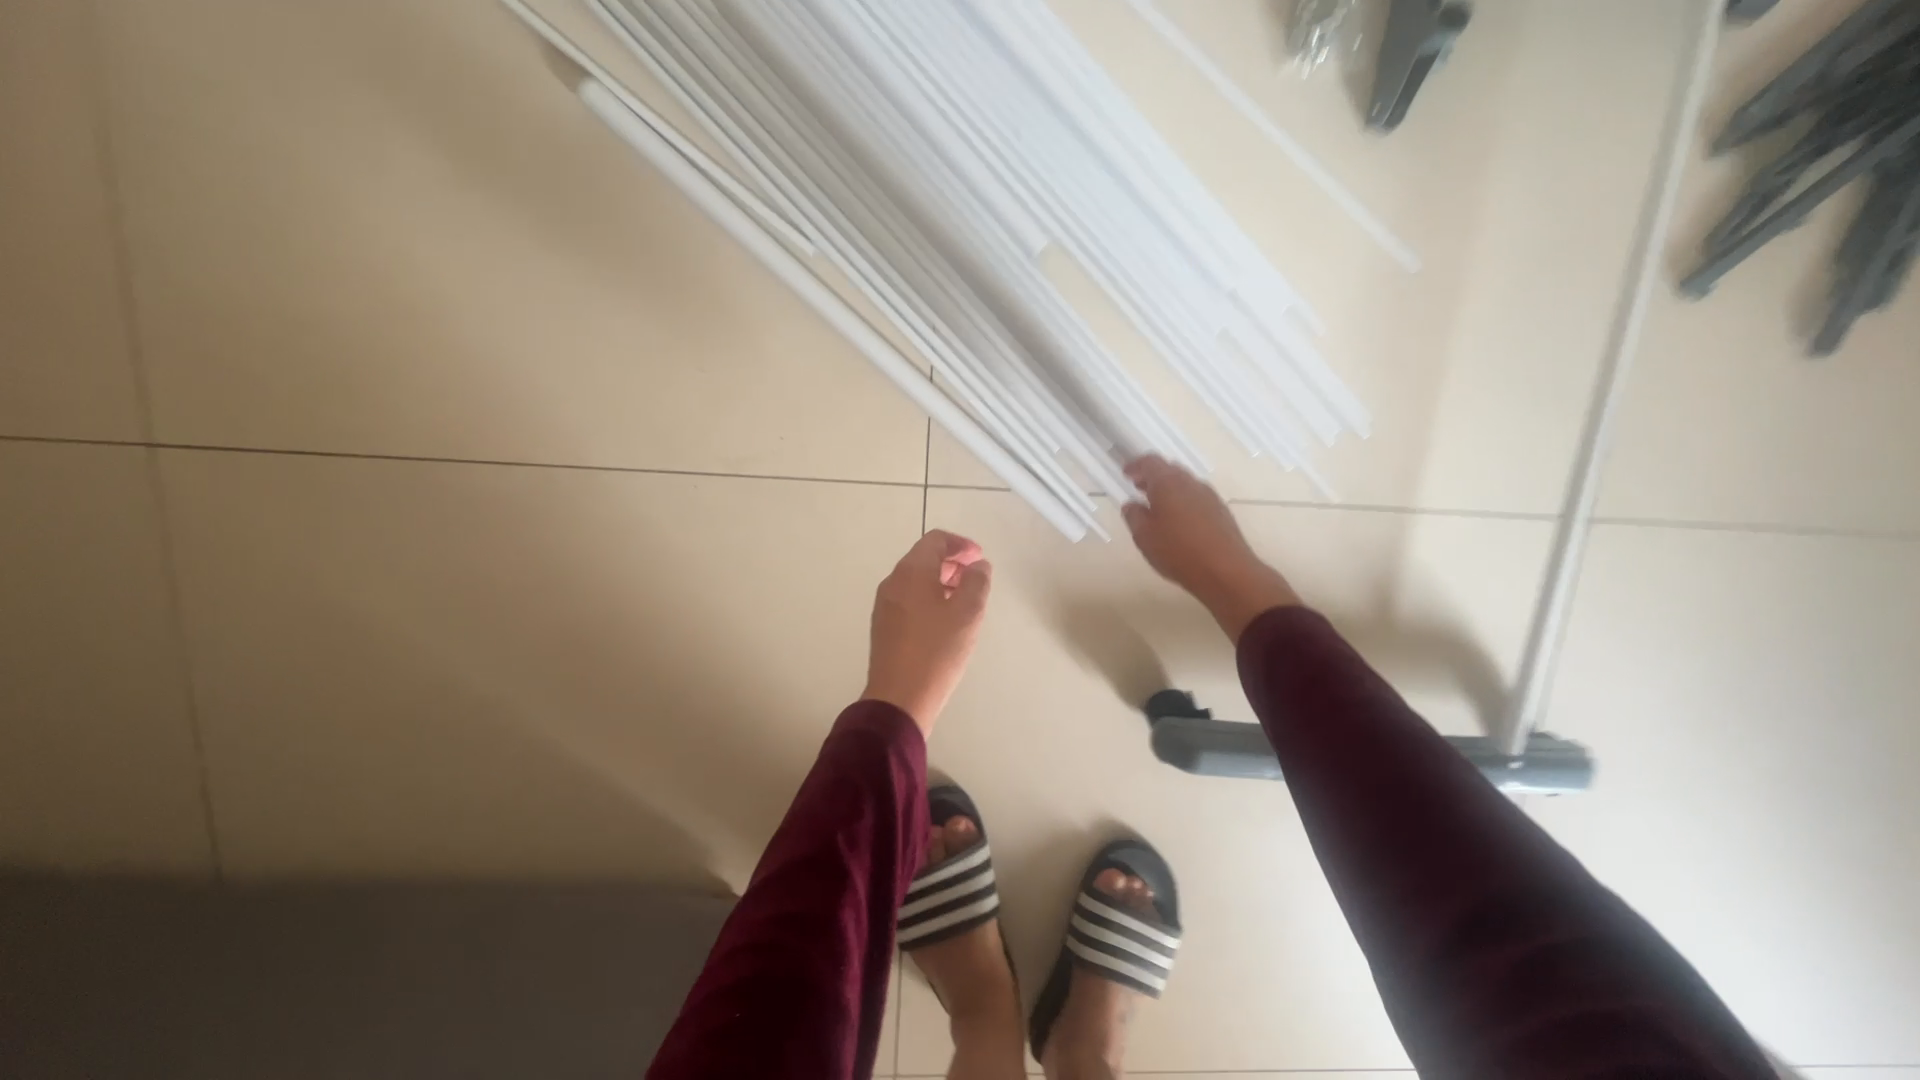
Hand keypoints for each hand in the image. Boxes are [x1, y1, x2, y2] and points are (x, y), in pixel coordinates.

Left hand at [864, 530, 992, 736]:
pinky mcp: (884, 627)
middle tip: (975, 578)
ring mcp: (884, 605)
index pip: (935, 540)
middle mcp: (893, 582)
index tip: (980, 558)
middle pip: (923, 558)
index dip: (961, 544)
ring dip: (941, 582)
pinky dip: (929, 599)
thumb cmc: (937, 651)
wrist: (898, 698)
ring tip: (964, 601)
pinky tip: (945, 622)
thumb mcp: (967, 614)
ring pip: (915, 581)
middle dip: (952, 563)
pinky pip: (908, 600)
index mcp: (911, 572)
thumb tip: (977, 566)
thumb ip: (976, 582)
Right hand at [1121, 455, 1298, 639]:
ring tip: (1156, 507)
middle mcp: (1190, 483)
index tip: (1126, 473)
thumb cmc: (1178, 552)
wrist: (1226, 571)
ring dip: (1169, 490)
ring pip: (1185, 484)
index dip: (1136, 465)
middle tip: (1139, 488)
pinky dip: (1183, 502)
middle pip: (1170, 470)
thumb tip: (1131, 504)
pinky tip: (1178, 522)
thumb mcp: (1144, 536)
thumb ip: (1134, 516)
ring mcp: (1209, 496)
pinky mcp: (1221, 512)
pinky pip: (1196, 498)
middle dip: (1153, 477)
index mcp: (1168, 483)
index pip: (1150, 462)